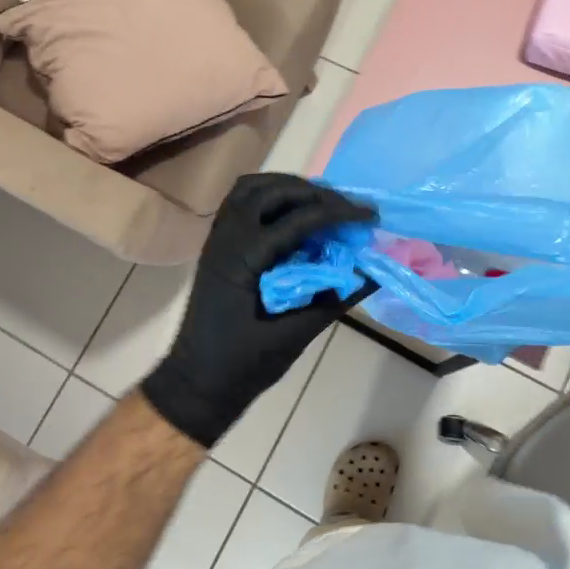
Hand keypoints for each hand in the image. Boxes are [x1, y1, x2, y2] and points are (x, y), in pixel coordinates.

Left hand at [141, 174, 376, 447]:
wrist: (196, 381)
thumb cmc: (243, 365)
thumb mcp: (294, 335)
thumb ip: (334, 299)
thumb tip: (372, 271)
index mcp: (243, 259)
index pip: (297, 219)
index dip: (338, 213)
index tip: (370, 216)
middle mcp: (226, 237)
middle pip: (273, 192)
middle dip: (316, 194)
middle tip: (351, 209)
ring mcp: (217, 237)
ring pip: (253, 188)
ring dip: (290, 188)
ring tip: (325, 203)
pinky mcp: (217, 243)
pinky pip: (241, 201)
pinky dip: (270, 195)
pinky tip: (294, 211)